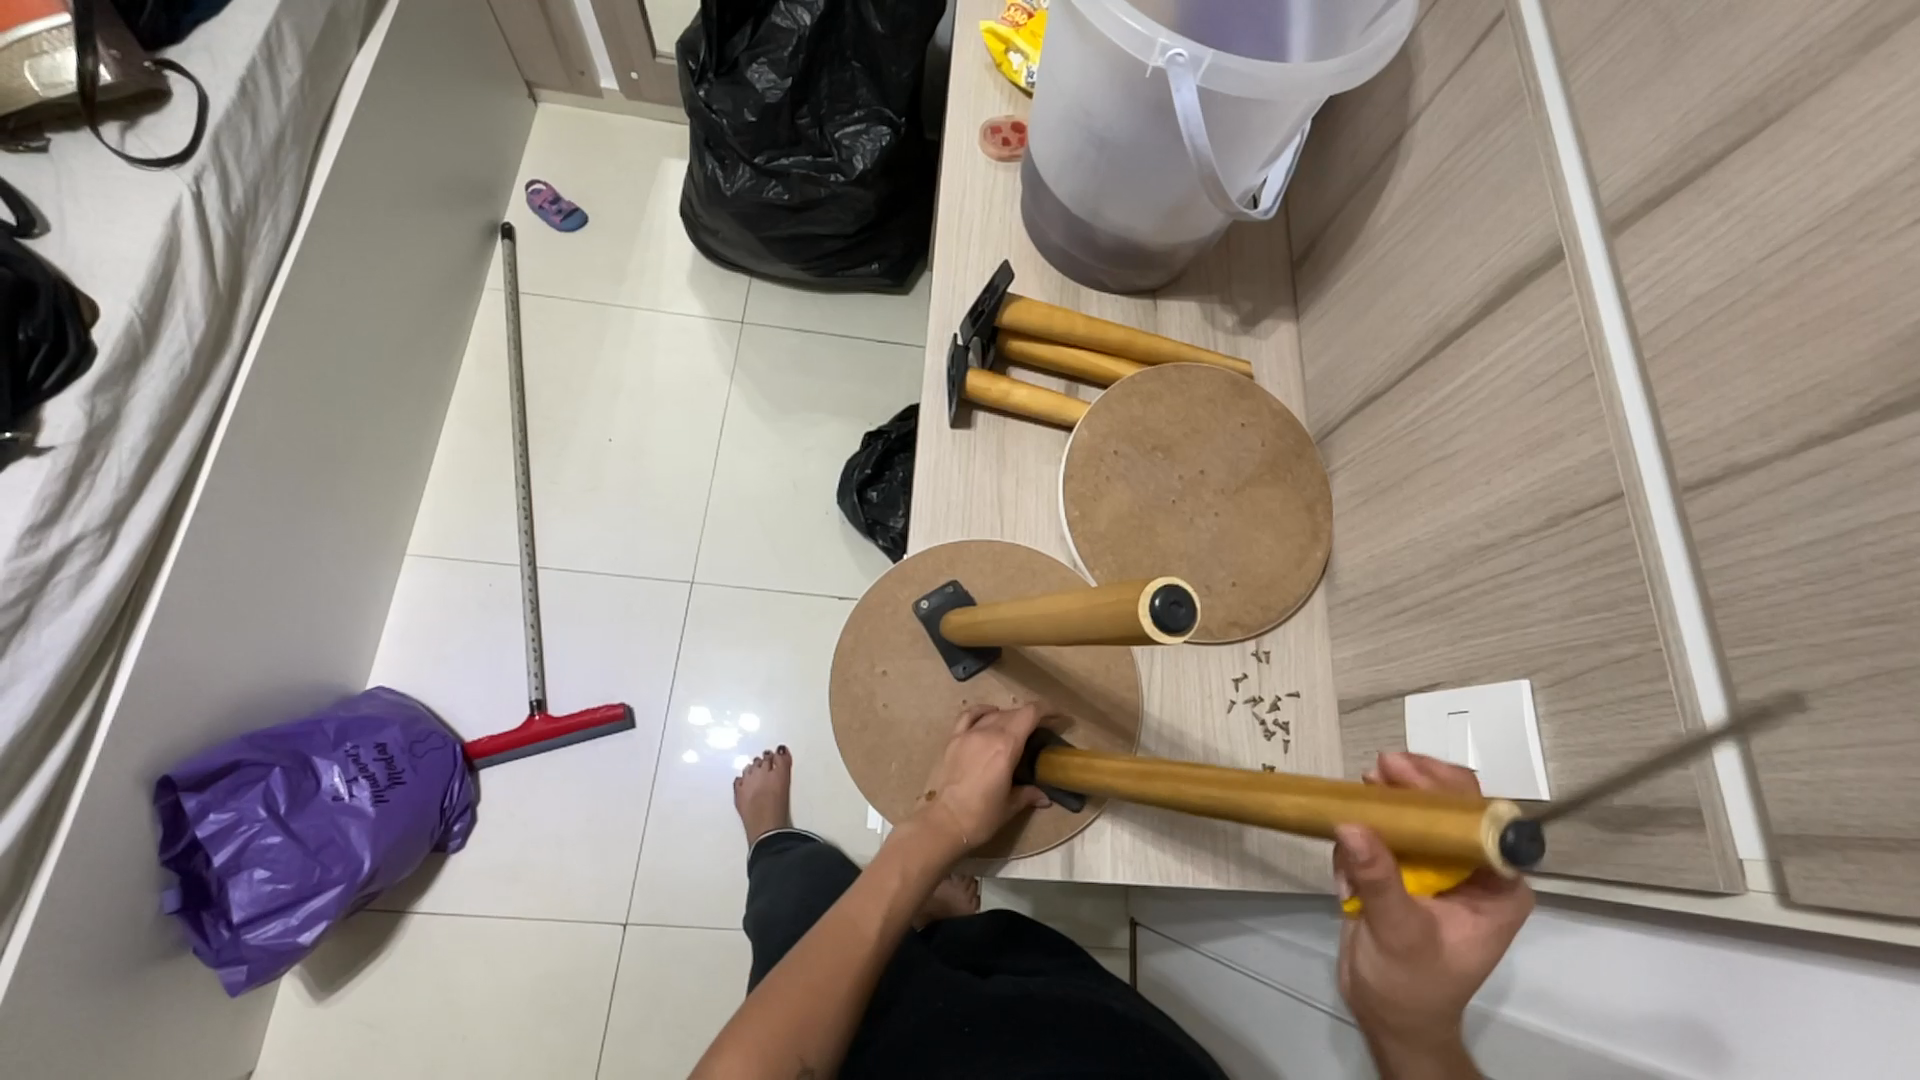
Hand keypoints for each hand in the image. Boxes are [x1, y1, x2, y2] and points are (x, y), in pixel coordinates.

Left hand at [911, 703, 1052, 858]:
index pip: (1029, 714)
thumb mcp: (1010, 806)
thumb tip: (1044, 797)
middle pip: (1013, 713)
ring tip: (1017, 727)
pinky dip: (982, 711)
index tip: (1059, 717)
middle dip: (1031, 716)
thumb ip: (1028, 795)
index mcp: (1006, 746)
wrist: (943, 823)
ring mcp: (967, 734)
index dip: (1047, 711)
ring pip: (993, 713)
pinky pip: (968, 715)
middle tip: (1043, 728)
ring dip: (1009, 716)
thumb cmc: (981, 817)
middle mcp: (987, 733)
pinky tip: (989, 714)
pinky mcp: (952, 739)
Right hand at [1335, 753, 1532, 1070]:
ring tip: (1354, 801)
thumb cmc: (1413, 985)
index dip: (1447, 791)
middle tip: (1376, 770)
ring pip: (1412, 817)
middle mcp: (1471, 872)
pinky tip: (1346, 876)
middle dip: (1411, 788)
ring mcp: (1435, 870)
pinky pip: (1382, 837)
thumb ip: (1379, 879)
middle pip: (1447, 810)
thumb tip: (1350, 824)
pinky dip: (1360, 842)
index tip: (1406, 771)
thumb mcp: (1399, 933)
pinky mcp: (1402, 873)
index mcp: (1496, 887)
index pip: (1482, 823)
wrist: (1388, 1017)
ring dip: (1380, 810)